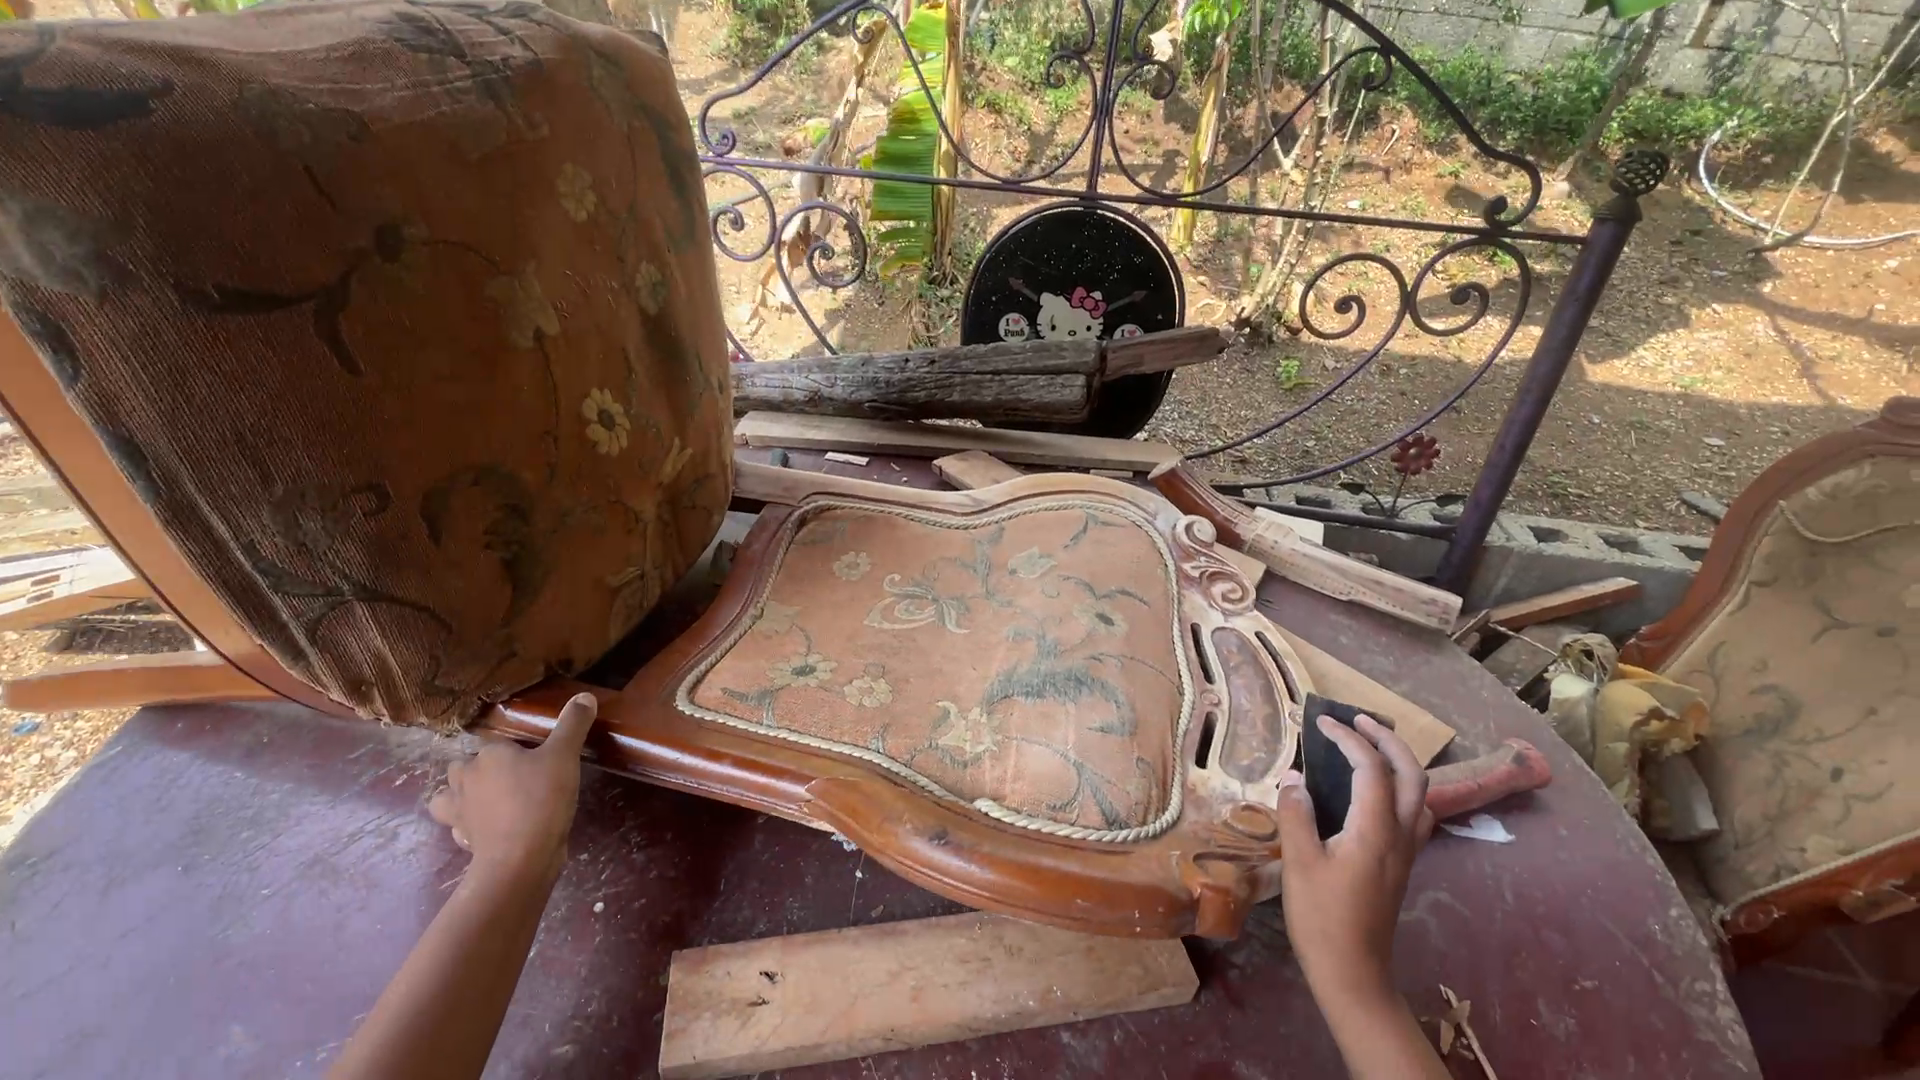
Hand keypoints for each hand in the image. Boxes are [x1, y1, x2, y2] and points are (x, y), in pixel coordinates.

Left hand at [428, 691, 597, 883]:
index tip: (539, 759)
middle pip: (465, 765)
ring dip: (462, 796)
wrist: (521, 858)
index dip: (517, 750)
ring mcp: (460, 811)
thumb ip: (573, 724)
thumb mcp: (565, 756)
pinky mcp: (464, 839)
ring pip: (449, 796)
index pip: (498, 743)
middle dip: (482, 768)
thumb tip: (584, 695)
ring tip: (489, 800)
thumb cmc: (541, 799)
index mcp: (488, 755)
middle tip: (516, 776)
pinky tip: (490, 828)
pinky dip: (471, 825)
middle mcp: (465, 779)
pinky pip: (461, 826)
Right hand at [1277, 713, 1434, 1007]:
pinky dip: (1401, 788)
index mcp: (1374, 830)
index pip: (1371, 768)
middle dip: (1386, 739)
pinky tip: (1376, 794)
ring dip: (1399, 761)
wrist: (1353, 971)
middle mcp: (1400, 834)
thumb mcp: (1299, 862)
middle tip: (1356, 720)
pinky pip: (1415, 813)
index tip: (1319, 723)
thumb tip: (1292, 777)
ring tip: (1369, 748)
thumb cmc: (1321, 917)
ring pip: (1420, 792)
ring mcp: (1406, 851)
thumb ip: (1296, 814)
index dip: (1347, 738)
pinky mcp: (1402, 864)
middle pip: (1411, 773)